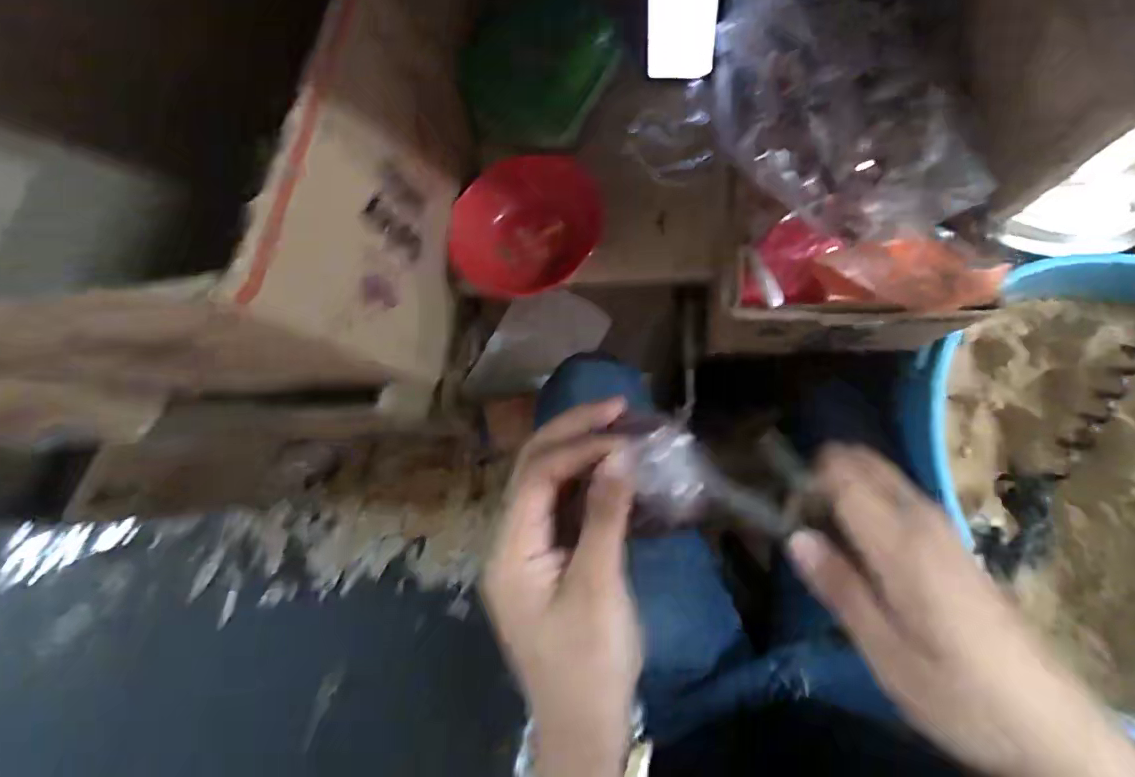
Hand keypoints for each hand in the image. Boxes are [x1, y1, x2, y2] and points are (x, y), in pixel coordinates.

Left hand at [481, 399, 639, 776]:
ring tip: (620, 425)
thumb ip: (606, 516)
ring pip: (548, 482)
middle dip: (573, 433)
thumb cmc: (589, 661)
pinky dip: (589, 480)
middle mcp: (511, 541)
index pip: (537, 476)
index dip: (579, 446)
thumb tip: (620, 453)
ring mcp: (529, 550)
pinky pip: (564, 505)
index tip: (625, 433)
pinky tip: (616, 467)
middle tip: (618, 408)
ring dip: (581, 451)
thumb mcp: (599, 588)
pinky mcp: (550, 559)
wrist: (585, 726)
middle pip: (534, 468)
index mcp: (509, 550)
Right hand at [787, 445, 1134, 776]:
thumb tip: (794, 535)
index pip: (841, 472)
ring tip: (830, 536)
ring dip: (848, 486)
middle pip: (863, 461)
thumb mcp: (886, 654)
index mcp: (900, 540)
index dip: (807, 480)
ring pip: (882, 474)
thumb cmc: (958, 693)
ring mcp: (943, 525)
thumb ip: (839, 587)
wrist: (1049, 723)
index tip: (788, 513)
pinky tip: (868, 549)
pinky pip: (900, 495)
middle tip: (805, 523)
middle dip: (825, 475)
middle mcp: (922, 517)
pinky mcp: (954, 540)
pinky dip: (872, 500)